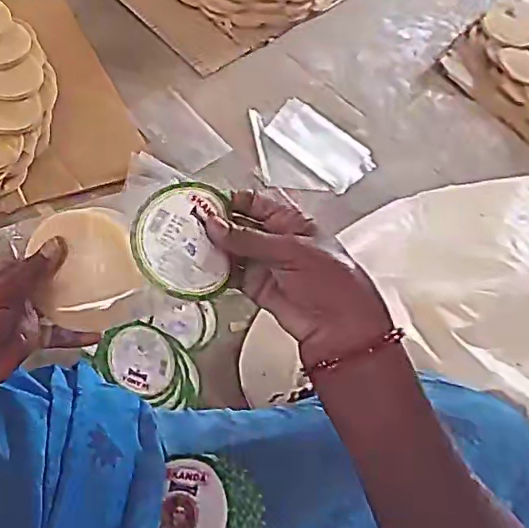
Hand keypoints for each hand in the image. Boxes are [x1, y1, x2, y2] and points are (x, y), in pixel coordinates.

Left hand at [0, 241, 100, 432]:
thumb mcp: (2, 288)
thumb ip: (33, 269)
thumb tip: (59, 243)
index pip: (26, 258)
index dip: (47, 249)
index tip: (76, 240)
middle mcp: (14, 293)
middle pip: (44, 280)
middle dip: (66, 273)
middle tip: (97, 262)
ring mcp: (25, 316)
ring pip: (54, 305)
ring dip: (74, 302)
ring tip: (103, 292)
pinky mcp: (34, 338)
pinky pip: (58, 332)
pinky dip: (75, 334)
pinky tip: (97, 333)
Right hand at [201, 190, 395, 366]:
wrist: (340, 326)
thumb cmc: (331, 280)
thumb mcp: (290, 250)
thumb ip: (248, 238)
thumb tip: (215, 224)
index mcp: (289, 220)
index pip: (252, 202)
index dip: (229, 201)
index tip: (205, 203)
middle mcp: (274, 239)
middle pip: (237, 225)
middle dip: (215, 224)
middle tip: (189, 224)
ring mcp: (263, 263)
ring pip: (230, 249)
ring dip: (212, 248)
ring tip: (188, 244)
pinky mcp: (255, 285)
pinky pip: (230, 274)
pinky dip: (215, 272)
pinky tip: (200, 268)